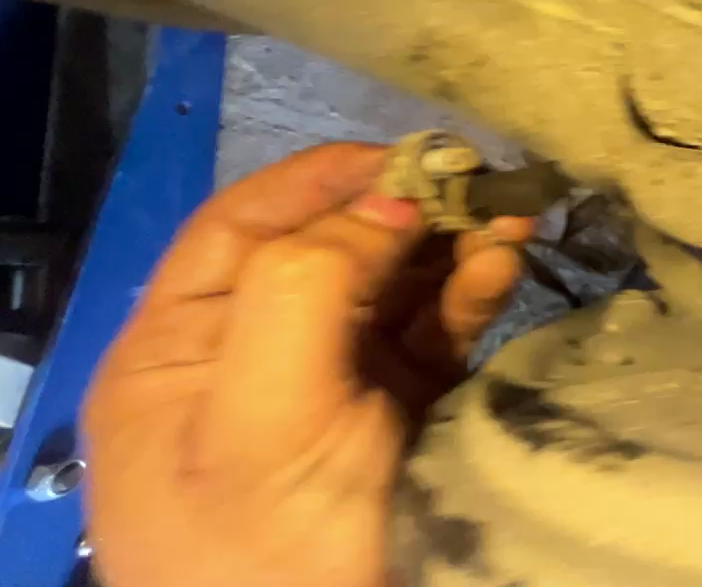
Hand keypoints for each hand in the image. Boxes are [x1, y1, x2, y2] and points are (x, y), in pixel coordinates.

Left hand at [82, 143, 533, 586]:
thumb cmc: (269, 544)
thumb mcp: (261, 418)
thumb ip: (308, 290)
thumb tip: (394, 200)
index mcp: (188, 345)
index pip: (249, 223)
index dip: (327, 178)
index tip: (412, 157)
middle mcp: (266, 343)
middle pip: (342, 240)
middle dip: (415, 205)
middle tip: (484, 180)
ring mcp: (345, 366)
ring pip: (406, 272)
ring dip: (460, 238)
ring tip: (513, 217)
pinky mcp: (413, 387)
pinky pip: (447, 314)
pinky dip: (479, 282)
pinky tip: (507, 262)